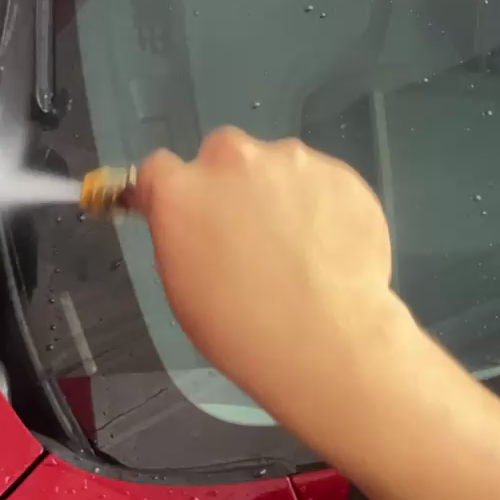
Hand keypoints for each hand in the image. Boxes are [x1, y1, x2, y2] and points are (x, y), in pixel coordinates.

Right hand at [132, 127, 412, 431]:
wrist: (327, 343)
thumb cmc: (240, 332)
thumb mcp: (184, 291)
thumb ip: (181, 238)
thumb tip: (192, 224)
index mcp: (182, 193)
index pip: (158, 170)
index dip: (168, 192)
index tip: (181, 215)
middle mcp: (233, 160)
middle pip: (221, 156)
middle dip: (228, 187)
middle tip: (246, 237)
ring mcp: (292, 161)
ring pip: (275, 167)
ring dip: (276, 195)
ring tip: (297, 250)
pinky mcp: (341, 172)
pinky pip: (319, 183)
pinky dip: (319, 206)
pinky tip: (327, 251)